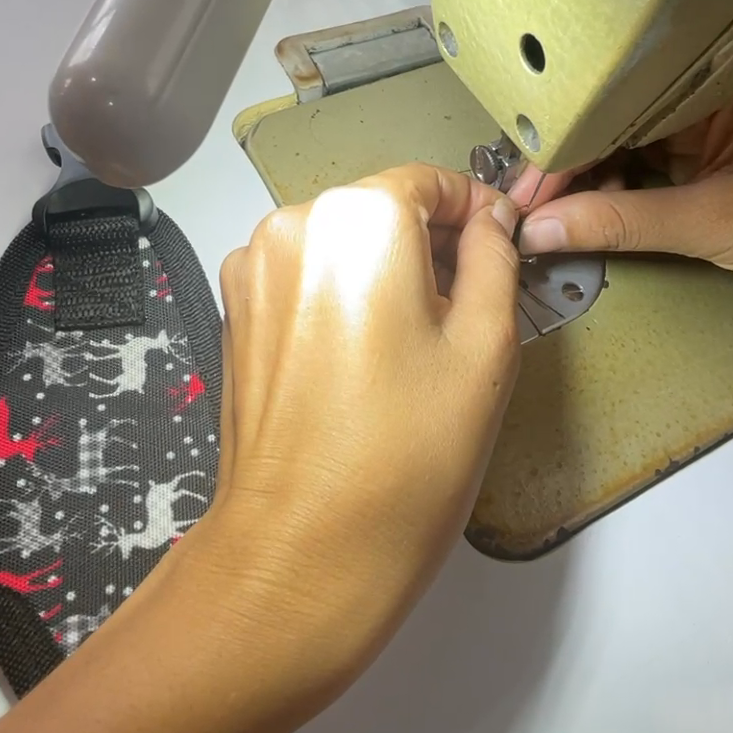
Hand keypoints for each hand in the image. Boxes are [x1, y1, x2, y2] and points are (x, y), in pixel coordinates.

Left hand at [207, 164, 520, 674]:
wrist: (300, 551)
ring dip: (383, 270)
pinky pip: (302, 278)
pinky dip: (339, 293)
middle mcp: (290, 225)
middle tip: (470, 302)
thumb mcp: (484, 347)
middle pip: (379, 209)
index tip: (500, 242)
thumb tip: (491, 218)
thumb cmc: (406, 454)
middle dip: (430, 242)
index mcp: (356, 219)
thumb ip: (495, 259)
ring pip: (338, 243)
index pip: (428, 181)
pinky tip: (363, 354)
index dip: (473, 207)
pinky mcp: (232, 311)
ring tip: (417, 339)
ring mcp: (250, 269)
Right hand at [518, 84, 732, 336]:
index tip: (521, 189)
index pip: (621, 105)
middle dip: (568, 168)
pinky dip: (618, 203)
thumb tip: (538, 231)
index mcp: (719, 85)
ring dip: (589, 187)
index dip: (566, 146)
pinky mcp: (716, 179)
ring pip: (630, 156)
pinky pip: (651, 182)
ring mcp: (713, 143)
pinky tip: (584, 219)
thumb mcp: (717, 222)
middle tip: (518, 207)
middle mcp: (711, 105)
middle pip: (619, 127)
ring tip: (539, 215)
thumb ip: (622, 223)